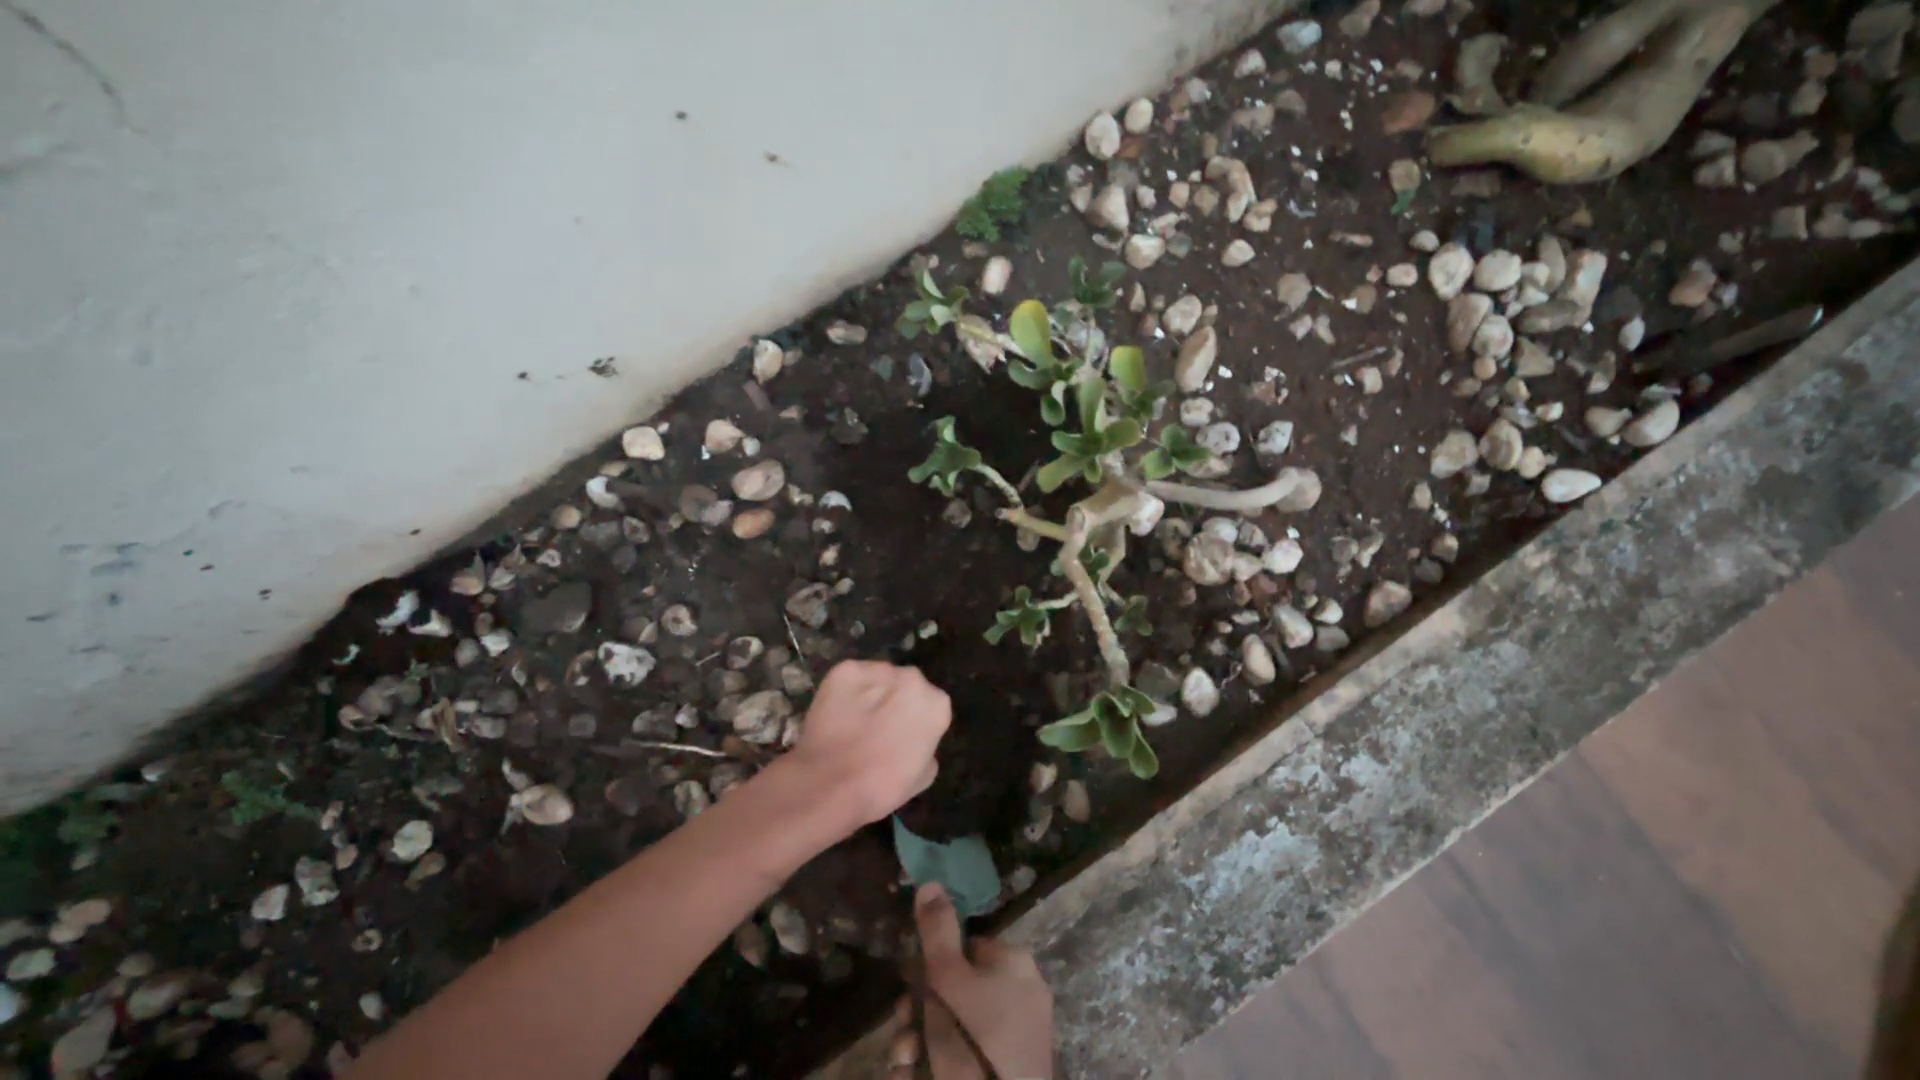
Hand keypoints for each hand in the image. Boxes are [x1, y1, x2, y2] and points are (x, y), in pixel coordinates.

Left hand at [781, 660, 949, 830]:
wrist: (831, 783)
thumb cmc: (883, 786)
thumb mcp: (924, 775)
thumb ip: (926, 746)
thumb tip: (913, 739)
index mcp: (936, 704)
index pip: (931, 705)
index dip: (916, 721)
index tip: (903, 736)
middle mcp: (912, 678)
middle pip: (907, 685)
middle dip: (896, 700)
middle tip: (878, 725)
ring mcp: (877, 670)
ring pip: (878, 678)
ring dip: (871, 693)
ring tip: (853, 720)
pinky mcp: (844, 670)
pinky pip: (850, 678)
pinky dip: (845, 692)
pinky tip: (836, 713)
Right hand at [914, 884, 1054, 1078]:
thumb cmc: (978, 1034)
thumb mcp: (949, 978)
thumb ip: (937, 932)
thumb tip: (930, 880)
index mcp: (1014, 961)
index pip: (965, 947)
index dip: (933, 966)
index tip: (909, 983)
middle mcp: (1021, 990)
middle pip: (956, 988)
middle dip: (918, 1010)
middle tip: (902, 1027)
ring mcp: (1017, 1032)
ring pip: (955, 1024)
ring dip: (919, 1039)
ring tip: (905, 1057)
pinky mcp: (1008, 1065)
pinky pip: (967, 1052)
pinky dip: (936, 1061)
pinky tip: (913, 1072)